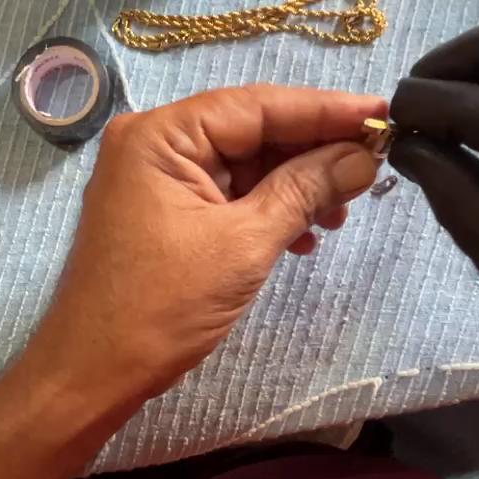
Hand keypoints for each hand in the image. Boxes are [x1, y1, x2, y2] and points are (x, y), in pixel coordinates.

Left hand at [23, 85, 384, 408]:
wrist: (94, 372)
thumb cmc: (161, 308)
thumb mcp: (244, 244)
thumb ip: (305, 190)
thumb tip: (362, 157)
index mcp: (160, 135)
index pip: (256, 105)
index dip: (326, 110)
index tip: (384, 114)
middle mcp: (153, 144)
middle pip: (249, 132)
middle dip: (311, 155)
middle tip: (371, 170)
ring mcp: (154, 180)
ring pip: (241, 166)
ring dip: (293, 189)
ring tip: (337, 218)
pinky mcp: (161, 213)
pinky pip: (224, 196)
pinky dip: (264, 212)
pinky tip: (301, 238)